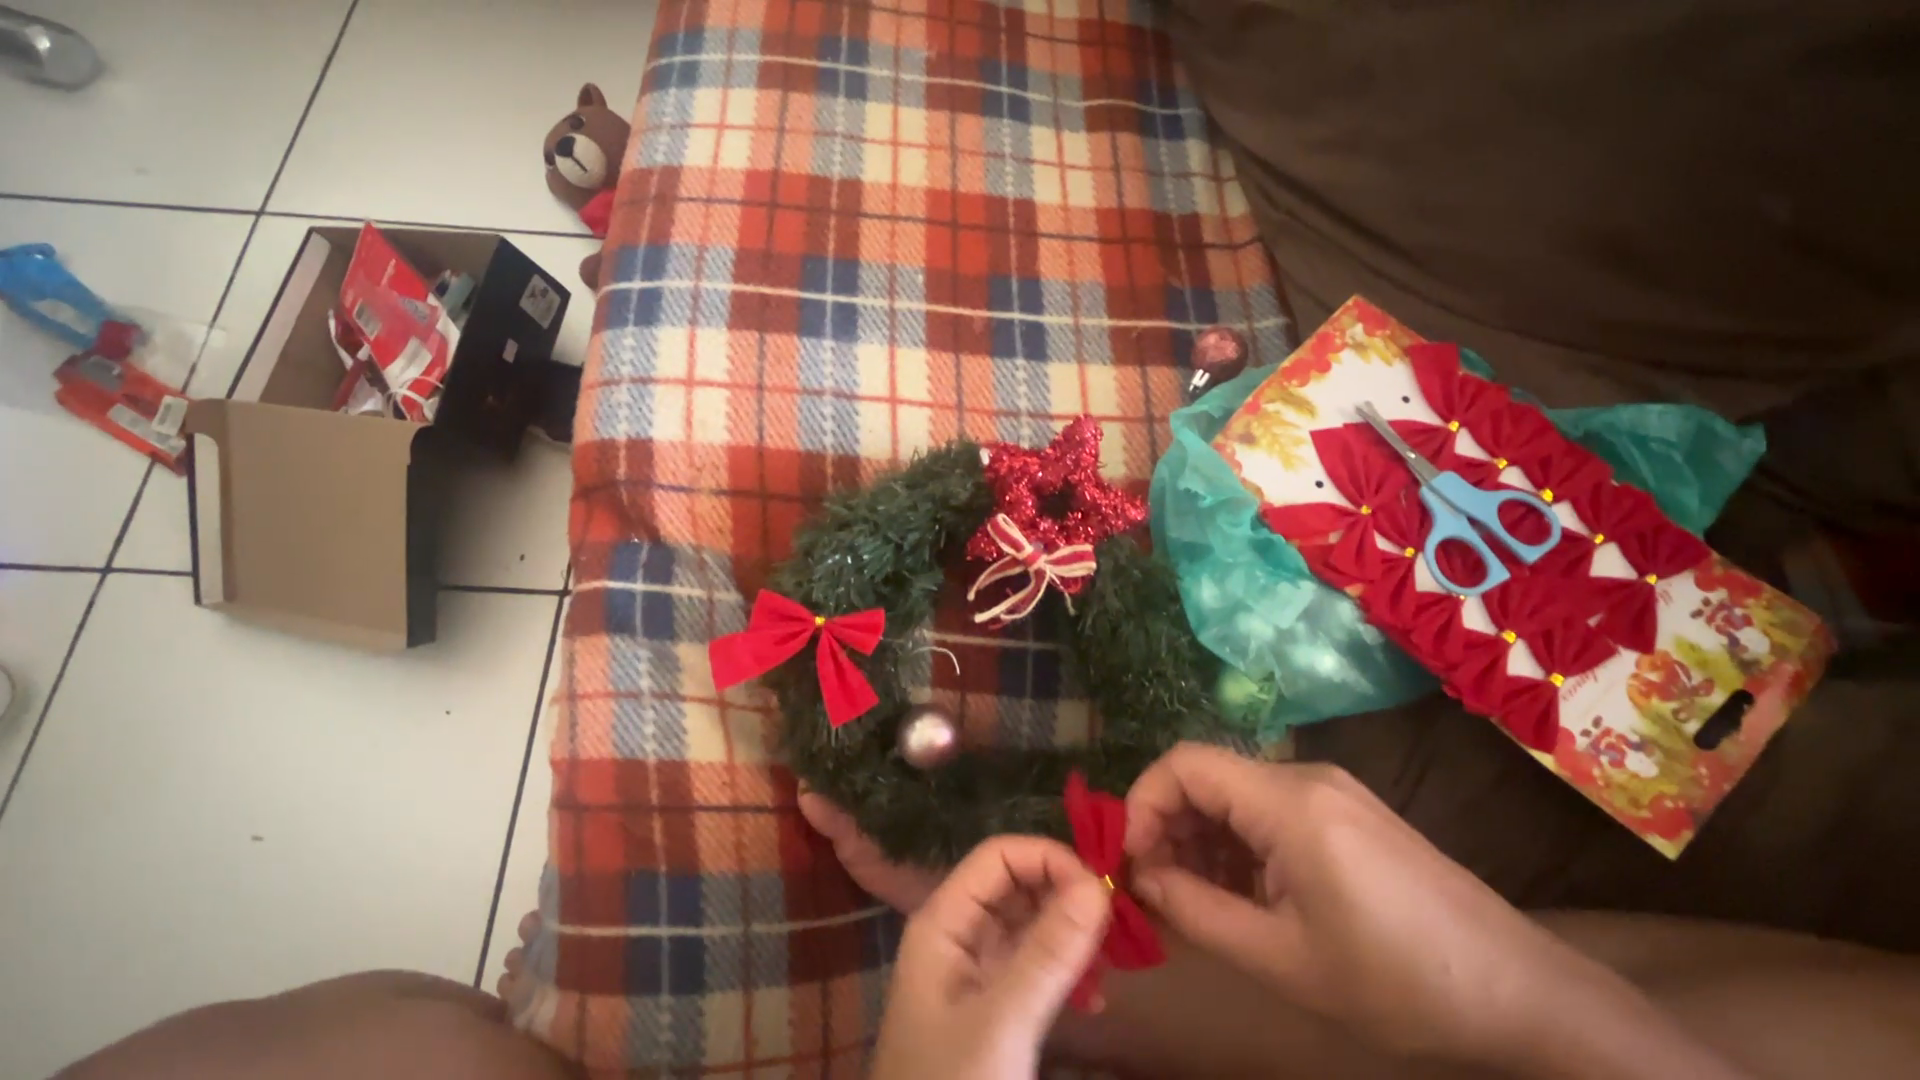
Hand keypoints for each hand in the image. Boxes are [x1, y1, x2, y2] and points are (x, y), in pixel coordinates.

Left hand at [869, 836, 1110, 1079]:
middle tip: (1119, 923)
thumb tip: (1097, 884)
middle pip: (1017, 885)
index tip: (1101, 889)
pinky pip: (1036, 966)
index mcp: (944, 921)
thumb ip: (1047, 953)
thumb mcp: (1001, 1022)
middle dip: (1067, 894)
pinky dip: (1068, 972)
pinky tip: (1097, 999)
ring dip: (1073, 934)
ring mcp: (976, 970)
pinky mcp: (995, 1006)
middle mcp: (958, 934)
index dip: (1049, 859)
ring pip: (1031, 924)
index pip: (998, 856)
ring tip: (1113, 961)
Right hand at [1122, 743, 1635, 1068]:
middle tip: (1153, 892)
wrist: (1520, 993)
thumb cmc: (1395, 980)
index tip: (1129, 863)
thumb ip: (1195, 911)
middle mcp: (1306, 779)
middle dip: (1166, 828)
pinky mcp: (1348, 815)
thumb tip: (1139, 878)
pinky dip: (1238, 846)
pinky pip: (1270, 813)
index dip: (1141, 804)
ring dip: (1201, 841)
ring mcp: (1332, 794)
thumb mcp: (1280, 958)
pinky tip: (1240, 896)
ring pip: (1236, 796)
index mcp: (1289, 802)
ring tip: (1192, 903)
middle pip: (1207, 777)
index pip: (1184, 764)